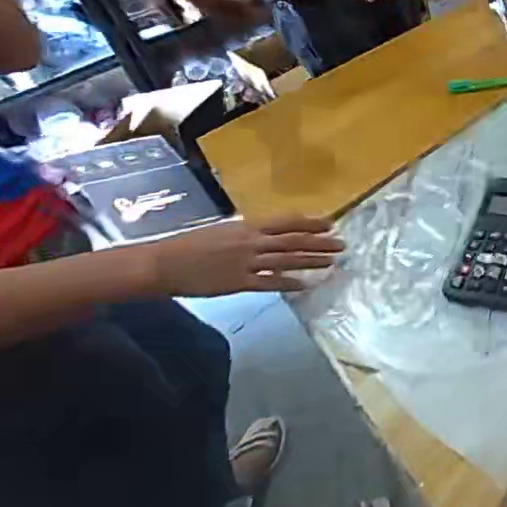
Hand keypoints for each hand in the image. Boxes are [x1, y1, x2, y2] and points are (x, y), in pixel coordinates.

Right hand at [147, 215, 342, 296]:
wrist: (165, 263)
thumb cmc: (192, 244)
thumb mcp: (225, 230)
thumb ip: (249, 232)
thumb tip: (269, 234)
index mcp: (248, 226)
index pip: (287, 222)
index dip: (310, 223)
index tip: (330, 223)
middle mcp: (252, 241)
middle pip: (293, 241)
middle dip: (319, 243)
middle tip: (341, 244)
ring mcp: (246, 263)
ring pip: (286, 261)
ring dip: (310, 262)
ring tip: (331, 262)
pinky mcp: (238, 283)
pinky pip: (268, 283)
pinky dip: (288, 283)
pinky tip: (304, 284)